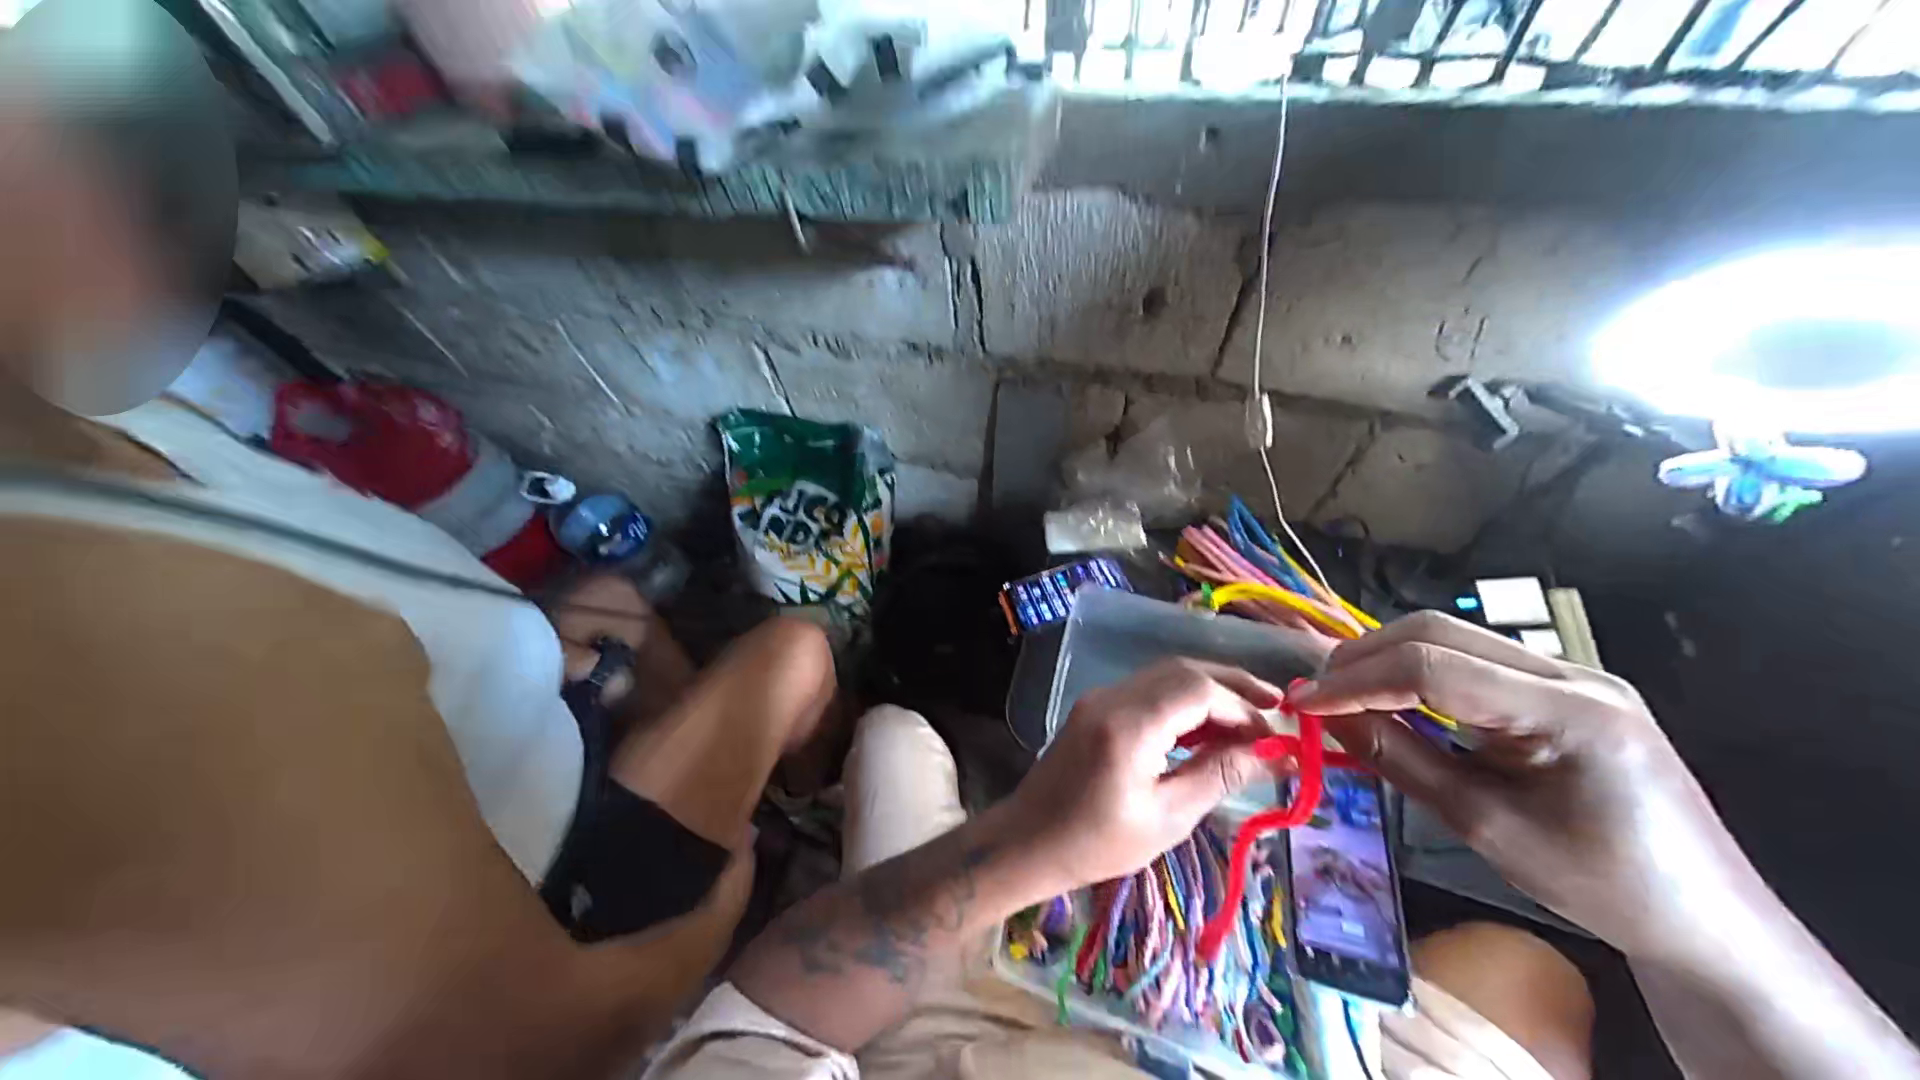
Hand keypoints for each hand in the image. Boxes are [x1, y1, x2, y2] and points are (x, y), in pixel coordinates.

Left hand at [1000, 659, 1281, 893]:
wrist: (1029, 840)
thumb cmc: (1099, 843)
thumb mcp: (1169, 817)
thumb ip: (1220, 775)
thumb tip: (1275, 753)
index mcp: (1128, 725)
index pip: (1197, 690)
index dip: (1242, 706)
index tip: (1274, 735)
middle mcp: (1112, 698)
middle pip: (1182, 671)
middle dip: (1232, 686)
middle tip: (1277, 708)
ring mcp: (1100, 698)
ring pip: (1165, 676)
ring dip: (1208, 690)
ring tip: (1250, 719)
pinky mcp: (1095, 707)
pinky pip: (1147, 690)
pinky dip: (1182, 701)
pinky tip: (1207, 727)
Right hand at [1288, 611, 1755, 959]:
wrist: (1705, 919)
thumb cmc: (1596, 882)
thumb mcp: (1482, 824)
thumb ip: (1399, 759)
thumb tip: (1328, 717)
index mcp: (1568, 710)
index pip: (1432, 668)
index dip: (1356, 682)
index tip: (1304, 705)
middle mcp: (1572, 672)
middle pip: (1437, 632)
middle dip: (1363, 657)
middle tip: (1317, 694)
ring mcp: (1573, 673)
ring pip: (1451, 635)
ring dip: (1386, 657)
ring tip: (1344, 693)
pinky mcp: (1564, 685)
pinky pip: (1473, 658)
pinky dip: (1418, 669)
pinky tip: (1394, 696)